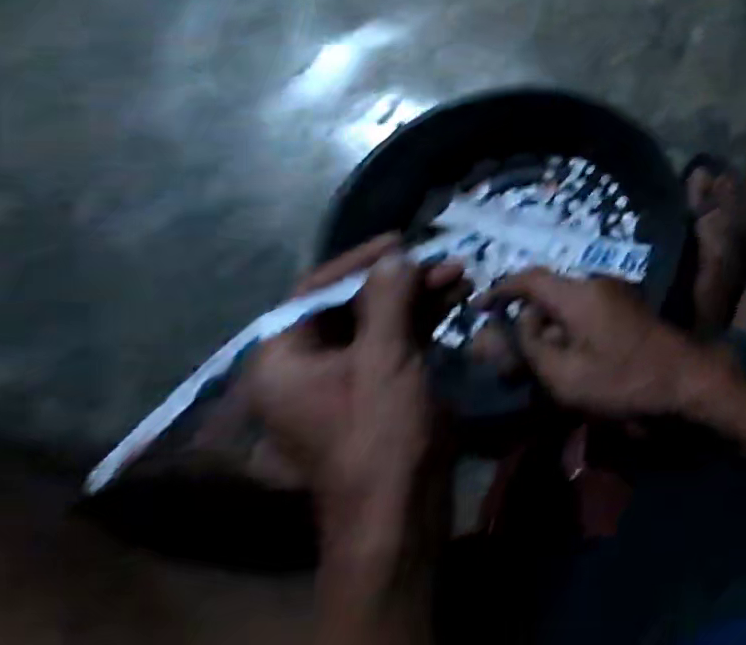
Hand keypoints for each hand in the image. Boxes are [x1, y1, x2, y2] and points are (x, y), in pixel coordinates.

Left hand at [247, 235, 462, 532]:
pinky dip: (423, 318)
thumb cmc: (379, 429)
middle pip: (352, 304)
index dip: (358, 262)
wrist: (400, 504)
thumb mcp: (384, 358)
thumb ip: (387, 299)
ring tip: (461, 273)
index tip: (400, 241)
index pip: (313, 293)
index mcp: (285, 361)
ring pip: (379, 320)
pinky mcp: (377, 387)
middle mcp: (307, 366)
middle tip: (444, 260)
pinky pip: (395, 340)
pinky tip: (456, 299)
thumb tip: (395, 256)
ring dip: (418, 296)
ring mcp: (345, 378)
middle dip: (400, 280)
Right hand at [476, 269, 726, 416]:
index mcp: (579, 292)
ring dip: (547, 327)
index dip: (501, 289)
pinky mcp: (628, 308)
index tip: (479, 306)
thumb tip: (523, 321)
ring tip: (535, 362)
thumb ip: (533, 345)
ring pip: (567, 303)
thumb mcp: (565, 375)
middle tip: (508, 352)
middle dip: (524, 318)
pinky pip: (586, 310)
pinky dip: (568, 328)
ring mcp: (616, 293)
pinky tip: (565, 358)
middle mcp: (597, 283)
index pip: (530, 277)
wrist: (686, 379)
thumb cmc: (623, 380)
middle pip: (549, 292)